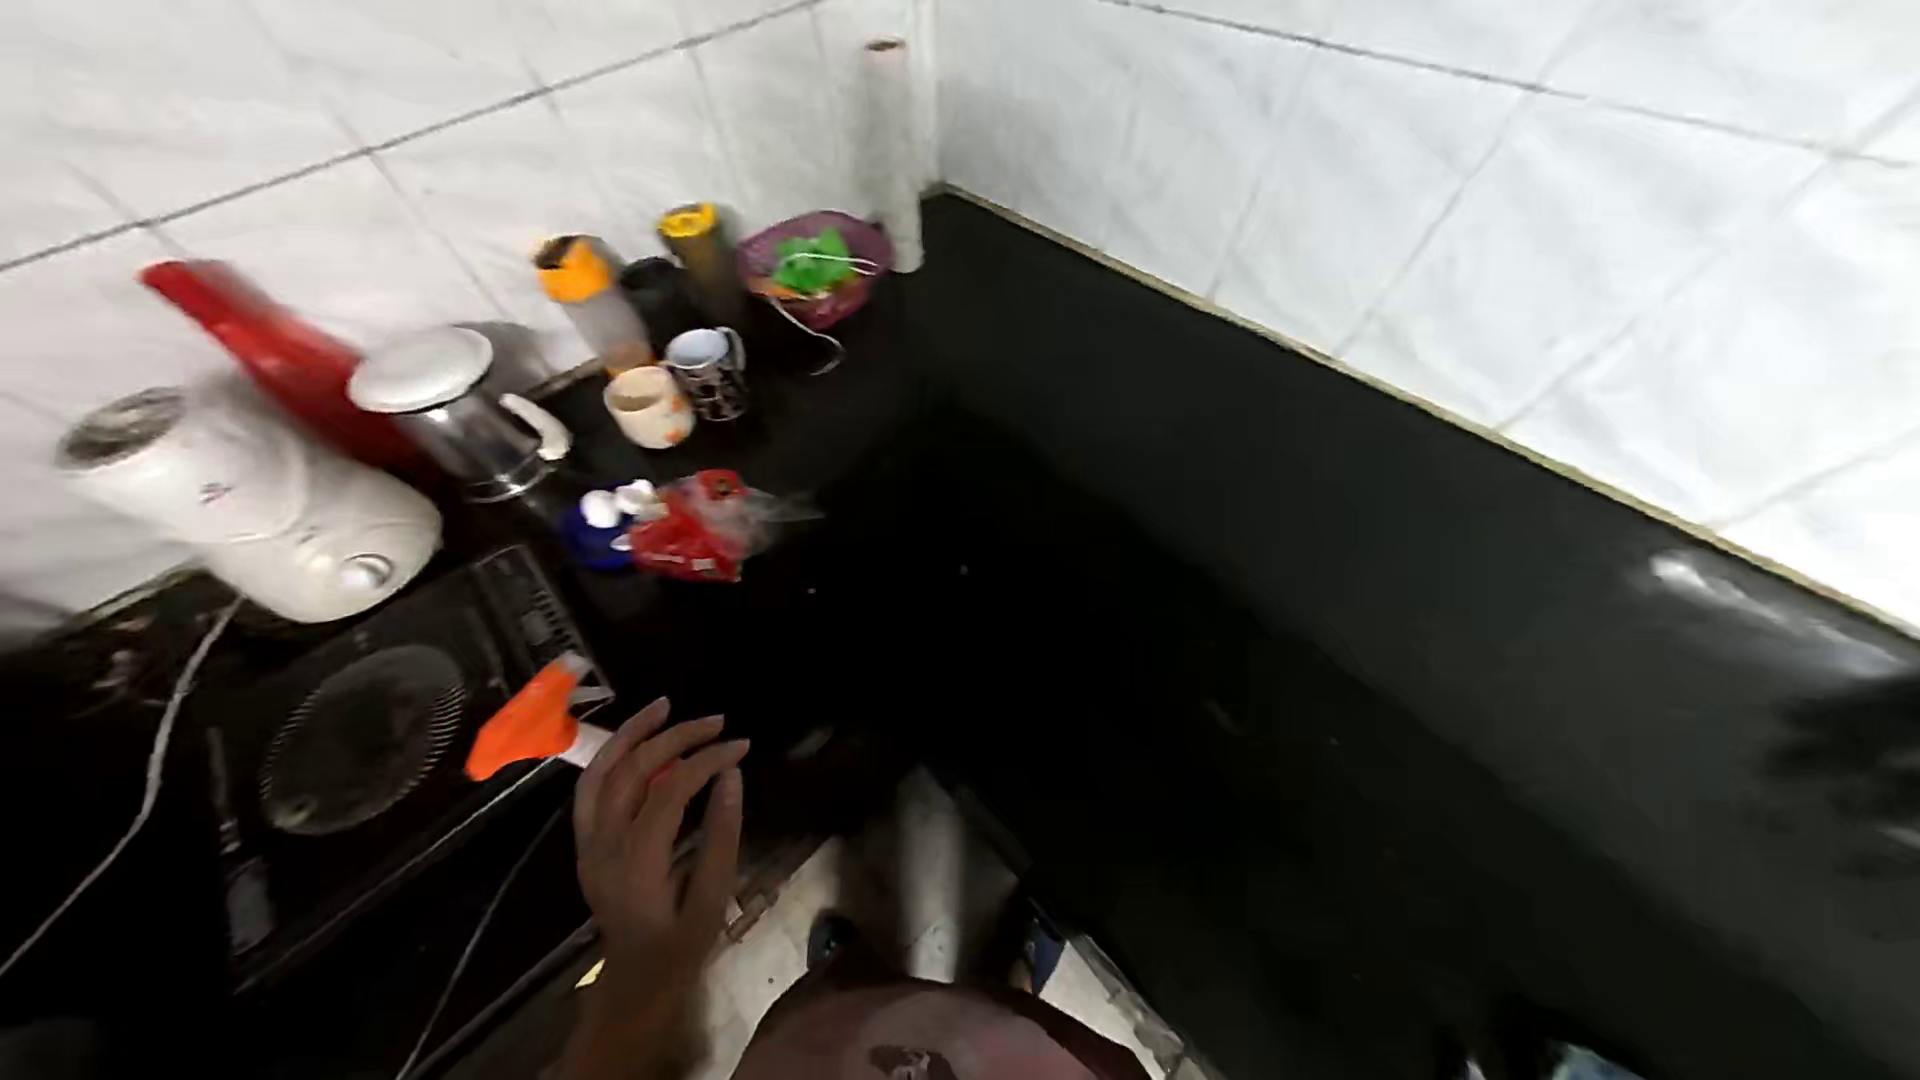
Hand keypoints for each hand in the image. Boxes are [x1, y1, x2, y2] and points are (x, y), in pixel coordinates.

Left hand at [561, 698, 747, 1079]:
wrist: (635, 978)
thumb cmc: (682, 940)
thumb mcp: (715, 894)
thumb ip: (724, 833)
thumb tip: (732, 774)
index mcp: (635, 863)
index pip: (669, 790)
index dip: (707, 760)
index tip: (741, 746)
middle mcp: (601, 847)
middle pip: (632, 772)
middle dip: (677, 737)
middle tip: (718, 721)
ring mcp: (586, 843)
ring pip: (599, 773)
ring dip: (632, 734)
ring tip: (666, 705)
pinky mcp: (585, 842)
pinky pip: (591, 787)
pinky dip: (613, 755)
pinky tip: (638, 738)